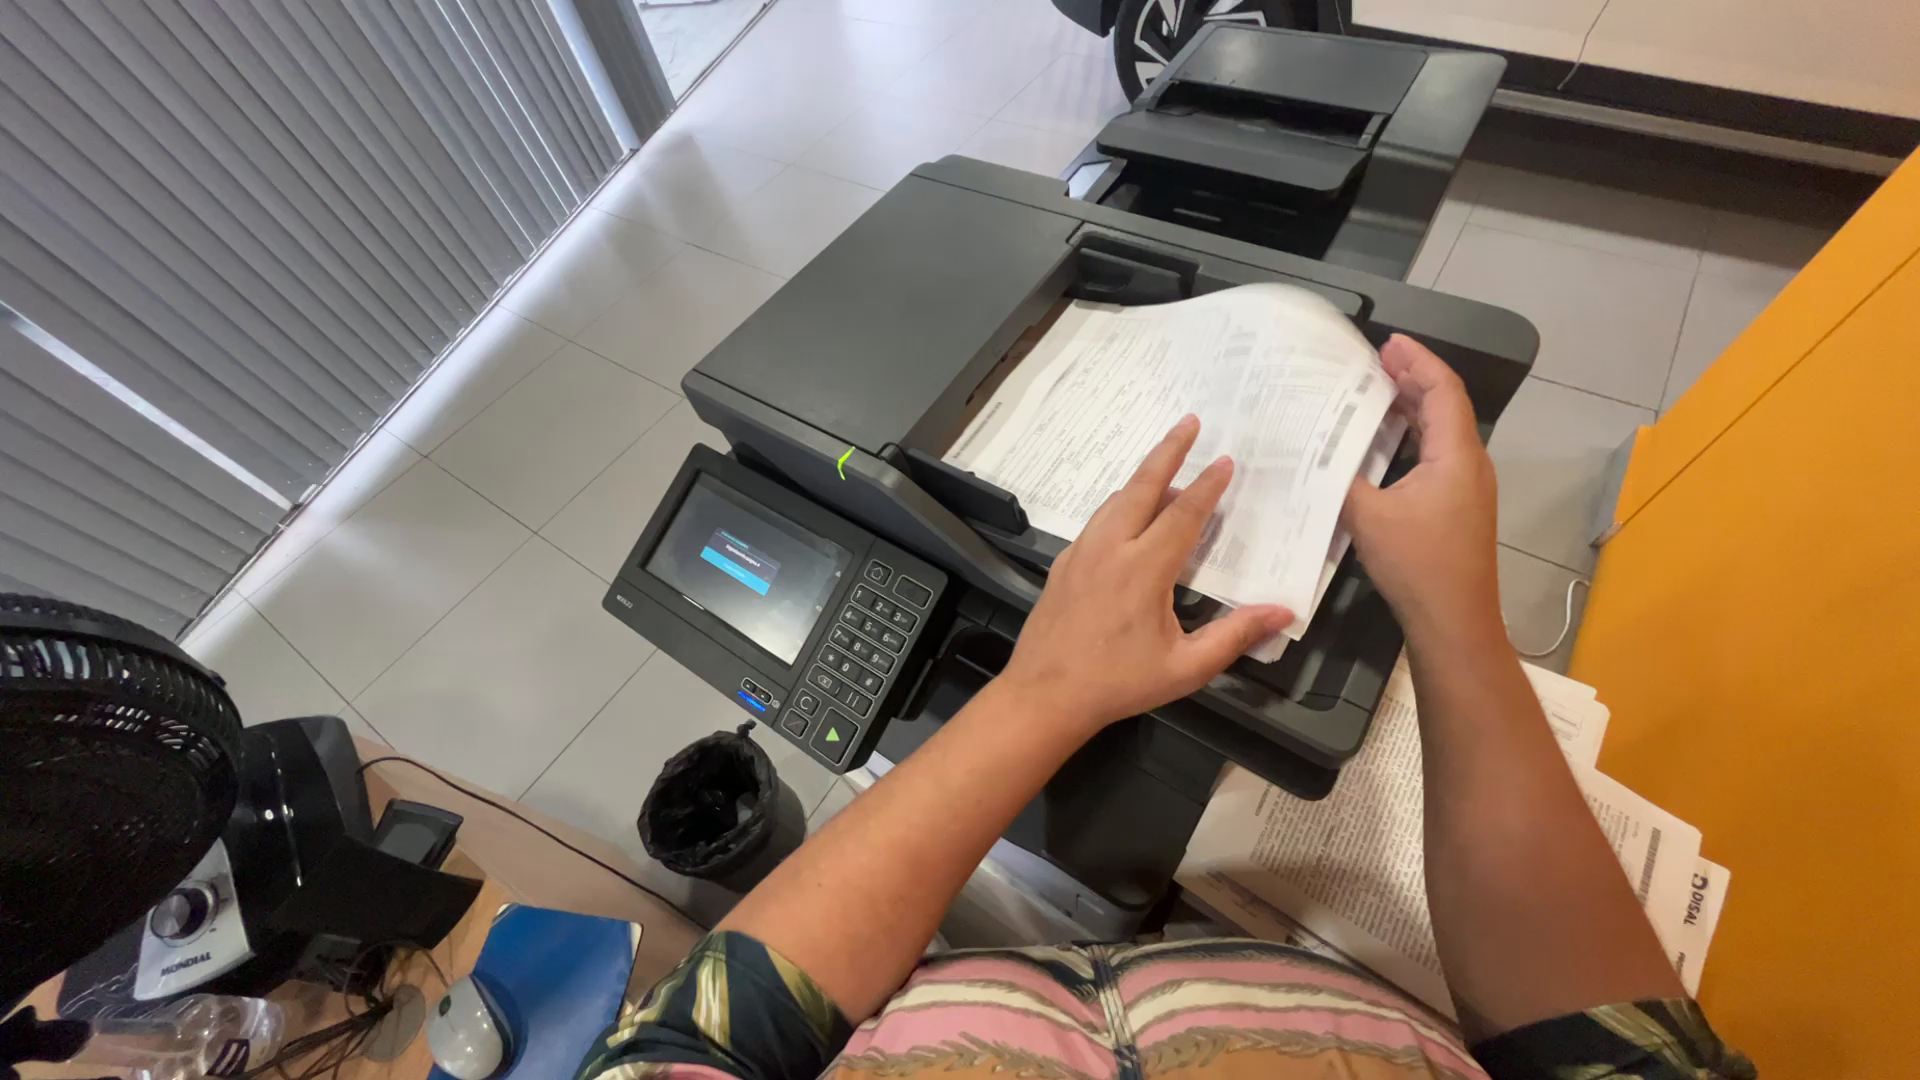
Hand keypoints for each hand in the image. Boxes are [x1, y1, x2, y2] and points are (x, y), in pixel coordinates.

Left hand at [998, 415, 1292, 732]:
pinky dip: (1119, 506)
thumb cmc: (1117, 684)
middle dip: (1168, 450)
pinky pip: (1096, 522)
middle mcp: (1110, 549)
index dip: (1207, 486)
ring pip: (1114, 502)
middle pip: (1142, 486)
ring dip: (1142, 479)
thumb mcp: (1185, 668)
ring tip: (1167, 467)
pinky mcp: (1063, 563)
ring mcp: (1081, 553)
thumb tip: (1282, 612)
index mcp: (1143, 569)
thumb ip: (1234, 636)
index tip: (1225, 460)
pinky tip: (1128, 515)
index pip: (1182, 514)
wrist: (1044, 693)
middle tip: (1188, 422)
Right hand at [1344, 335, 1502, 641]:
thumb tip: (1311, 456)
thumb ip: (1341, 481)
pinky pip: (1435, 453)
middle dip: (1413, 378)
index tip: (1388, 343)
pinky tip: (1385, 441)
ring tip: (1377, 390)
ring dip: (1413, 407)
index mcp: (1455, 455)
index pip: (1442, 392)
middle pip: (1446, 406)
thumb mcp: (1369, 518)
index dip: (1418, 362)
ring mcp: (1466, 486)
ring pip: (1442, 431)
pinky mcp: (1456, 505)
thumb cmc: (1417, 563)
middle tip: (1376, 360)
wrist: (1453, 618)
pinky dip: (1411, 436)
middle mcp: (1468, 463)